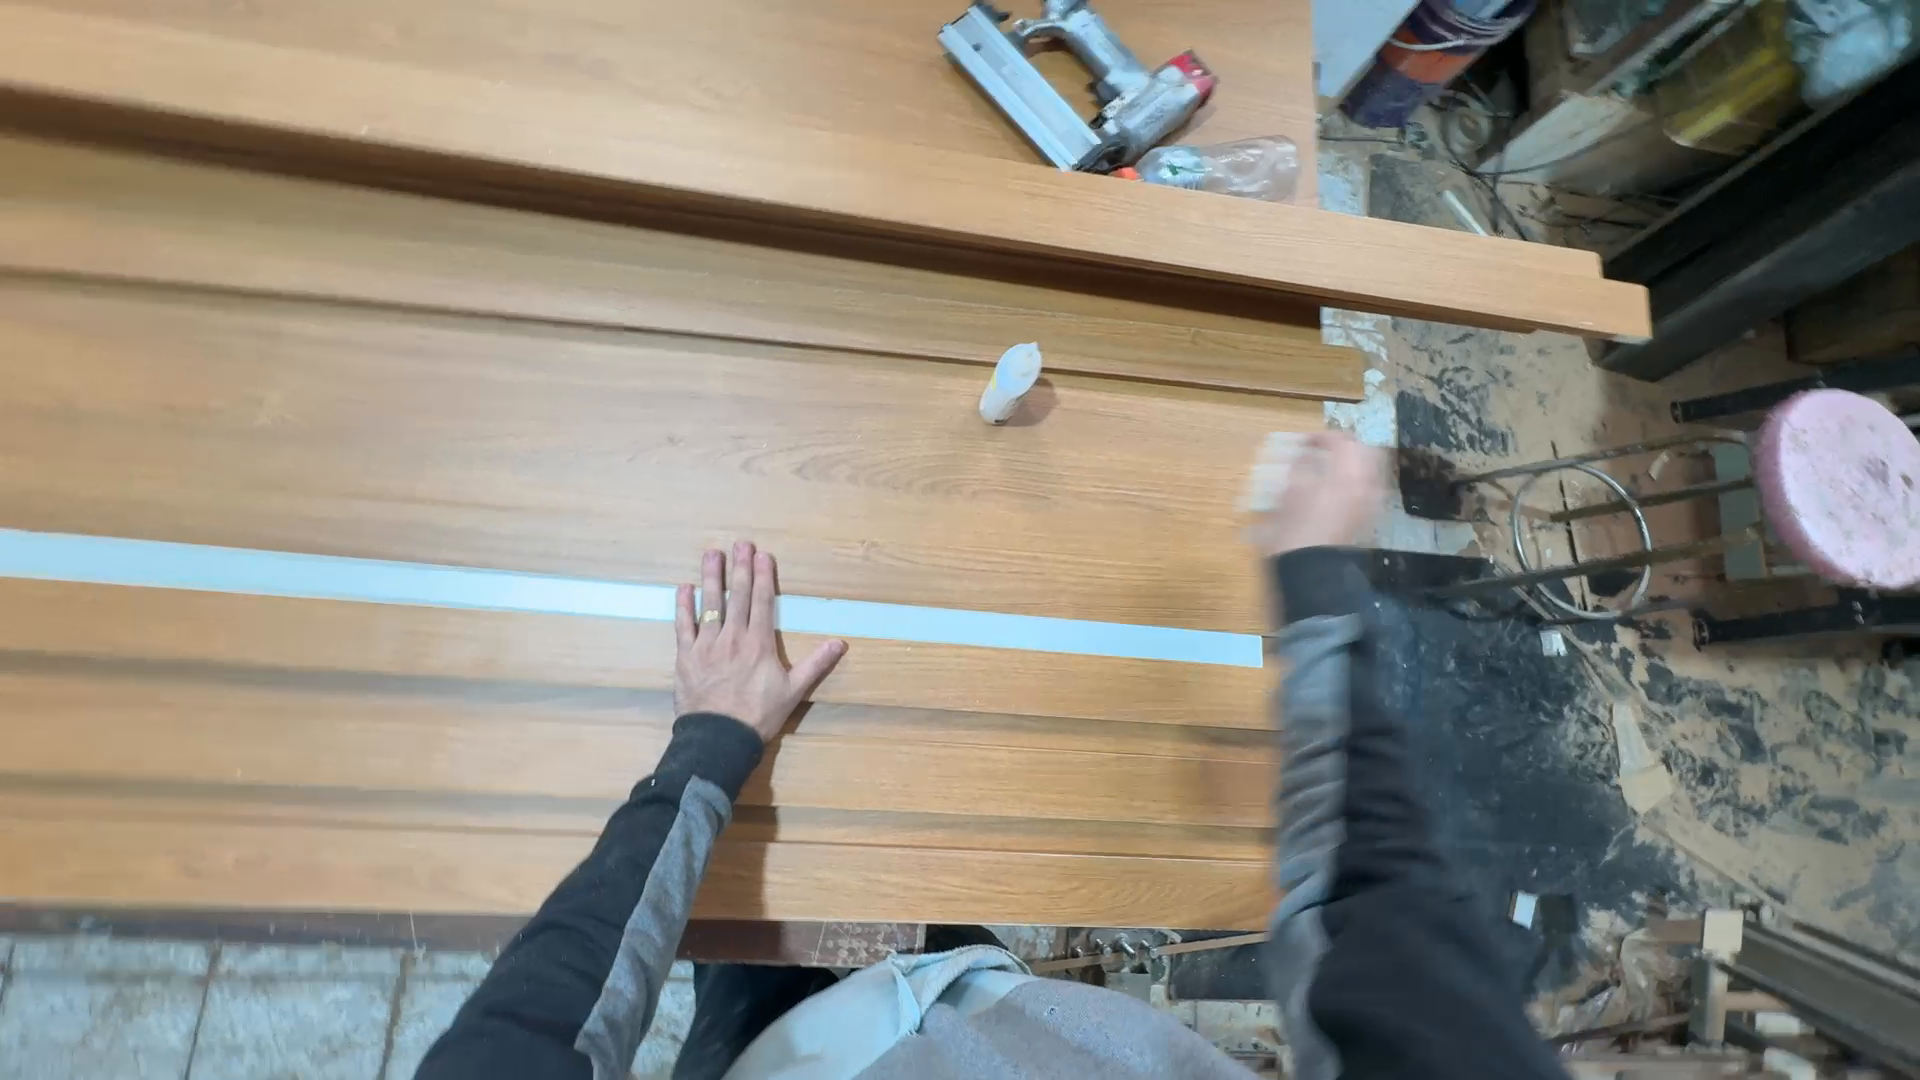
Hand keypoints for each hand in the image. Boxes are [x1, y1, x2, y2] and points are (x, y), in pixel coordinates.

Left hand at [674, 541, 846, 741]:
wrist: (720, 739)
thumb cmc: (759, 715)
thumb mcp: (794, 691)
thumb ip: (816, 664)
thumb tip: (840, 643)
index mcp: (759, 643)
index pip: (763, 601)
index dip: (764, 576)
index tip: (763, 555)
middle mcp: (733, 637)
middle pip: (738, 596)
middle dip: (740, 568)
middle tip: (741, 543)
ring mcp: (707, 645)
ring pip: (711, 604)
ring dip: (712, 577)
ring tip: (713, 553)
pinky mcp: (686, 656)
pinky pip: (683, 625)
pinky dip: (683, 605)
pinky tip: (684, 587)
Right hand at [1248, 431, 1385, 556]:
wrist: (1311, 570)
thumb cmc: (1293, 528)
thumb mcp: (1290, 490)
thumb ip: (1302, 464)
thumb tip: (1306, 451)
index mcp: (1347, 472)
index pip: (1341, 439)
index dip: (1321, 436)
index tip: (1304, 440)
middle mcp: (1367, 483)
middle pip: (1364, 451)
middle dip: (1344, 447)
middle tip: (1322, 451)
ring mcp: (1371, 501)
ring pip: (1369, 470)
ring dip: (1350, 464)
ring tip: (1328, 470)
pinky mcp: (1368, 517)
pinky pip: (1367, 489)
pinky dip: (1353, 483)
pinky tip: (1334, 491)